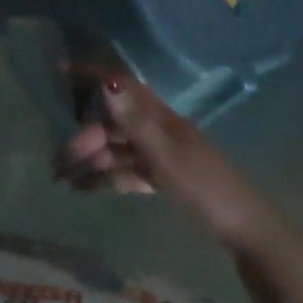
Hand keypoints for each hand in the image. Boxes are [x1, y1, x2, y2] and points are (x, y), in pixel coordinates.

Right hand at [56, 73, 277, 248]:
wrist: (247, 232)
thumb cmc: (207, 187)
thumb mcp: (167, 155)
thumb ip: (134, 121)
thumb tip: (104, 82)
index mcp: (159, 117)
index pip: (121, 85)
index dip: (91, 74)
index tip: (60, 70)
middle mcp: (155, 130)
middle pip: (110, 126)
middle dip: (81, 140)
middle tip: (55, 162)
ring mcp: (158, 155)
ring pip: (114, 152)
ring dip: (88, 163)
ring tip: (62, 180)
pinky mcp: (160, 179)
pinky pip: (125, 173)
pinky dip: (104, 179)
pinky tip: (83, 189)